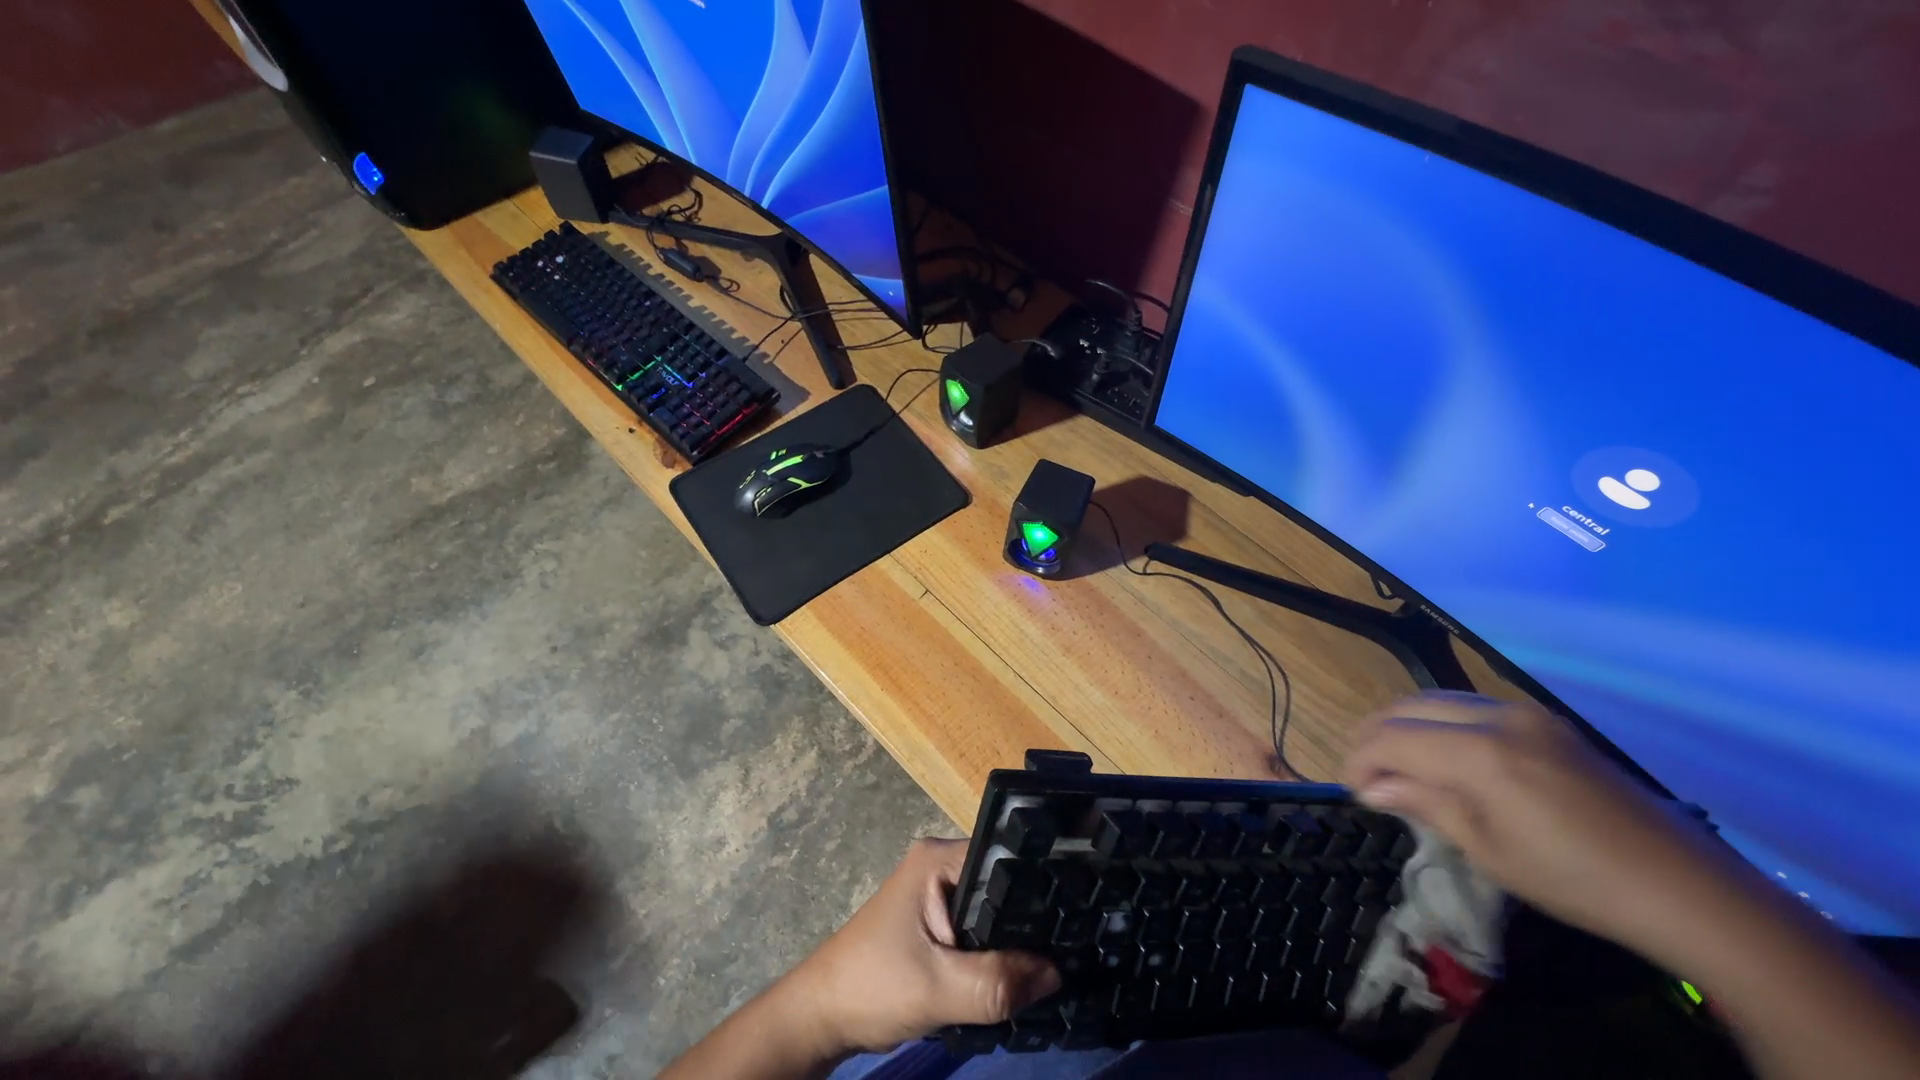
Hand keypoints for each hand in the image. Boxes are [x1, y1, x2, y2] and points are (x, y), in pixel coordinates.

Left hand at [783, 837, 1060, 1055]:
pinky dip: (999, 952)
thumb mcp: (939, 989)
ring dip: (1017, 939)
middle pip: (1006, 885)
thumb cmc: (872, 987)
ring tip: (1059, 961)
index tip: (1080, 913)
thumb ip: (997, 982)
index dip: (1045, 884)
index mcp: (939, 858)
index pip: (1008, 856)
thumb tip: (1056, 973)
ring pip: (996, 911)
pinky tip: (1023, 973)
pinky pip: (982, 929)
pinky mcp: (937, 922)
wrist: (822, 1018)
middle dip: (1035, 917)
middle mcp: (942, 865)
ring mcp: (938, 894)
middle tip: (1076, 946)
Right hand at [1341, 692, 1741, 956]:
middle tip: (1364, 777)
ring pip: (1439, 700)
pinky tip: (1441, 756)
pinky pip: (1473, 707)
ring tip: (1396, 766)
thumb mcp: (1488, 851)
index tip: (1351, 792)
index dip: (1359, 761)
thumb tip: (1373, 788)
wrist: (1682, 887)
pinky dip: (1440, 723)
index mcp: (1480, 752)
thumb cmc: (1575, 880)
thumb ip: (1425, 804)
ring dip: (1405, 726)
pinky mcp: (1547, 723)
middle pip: (1409, 707)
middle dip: (1374, 736)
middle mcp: (1498, 716)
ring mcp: (1527, 714)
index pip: (1391, 738)